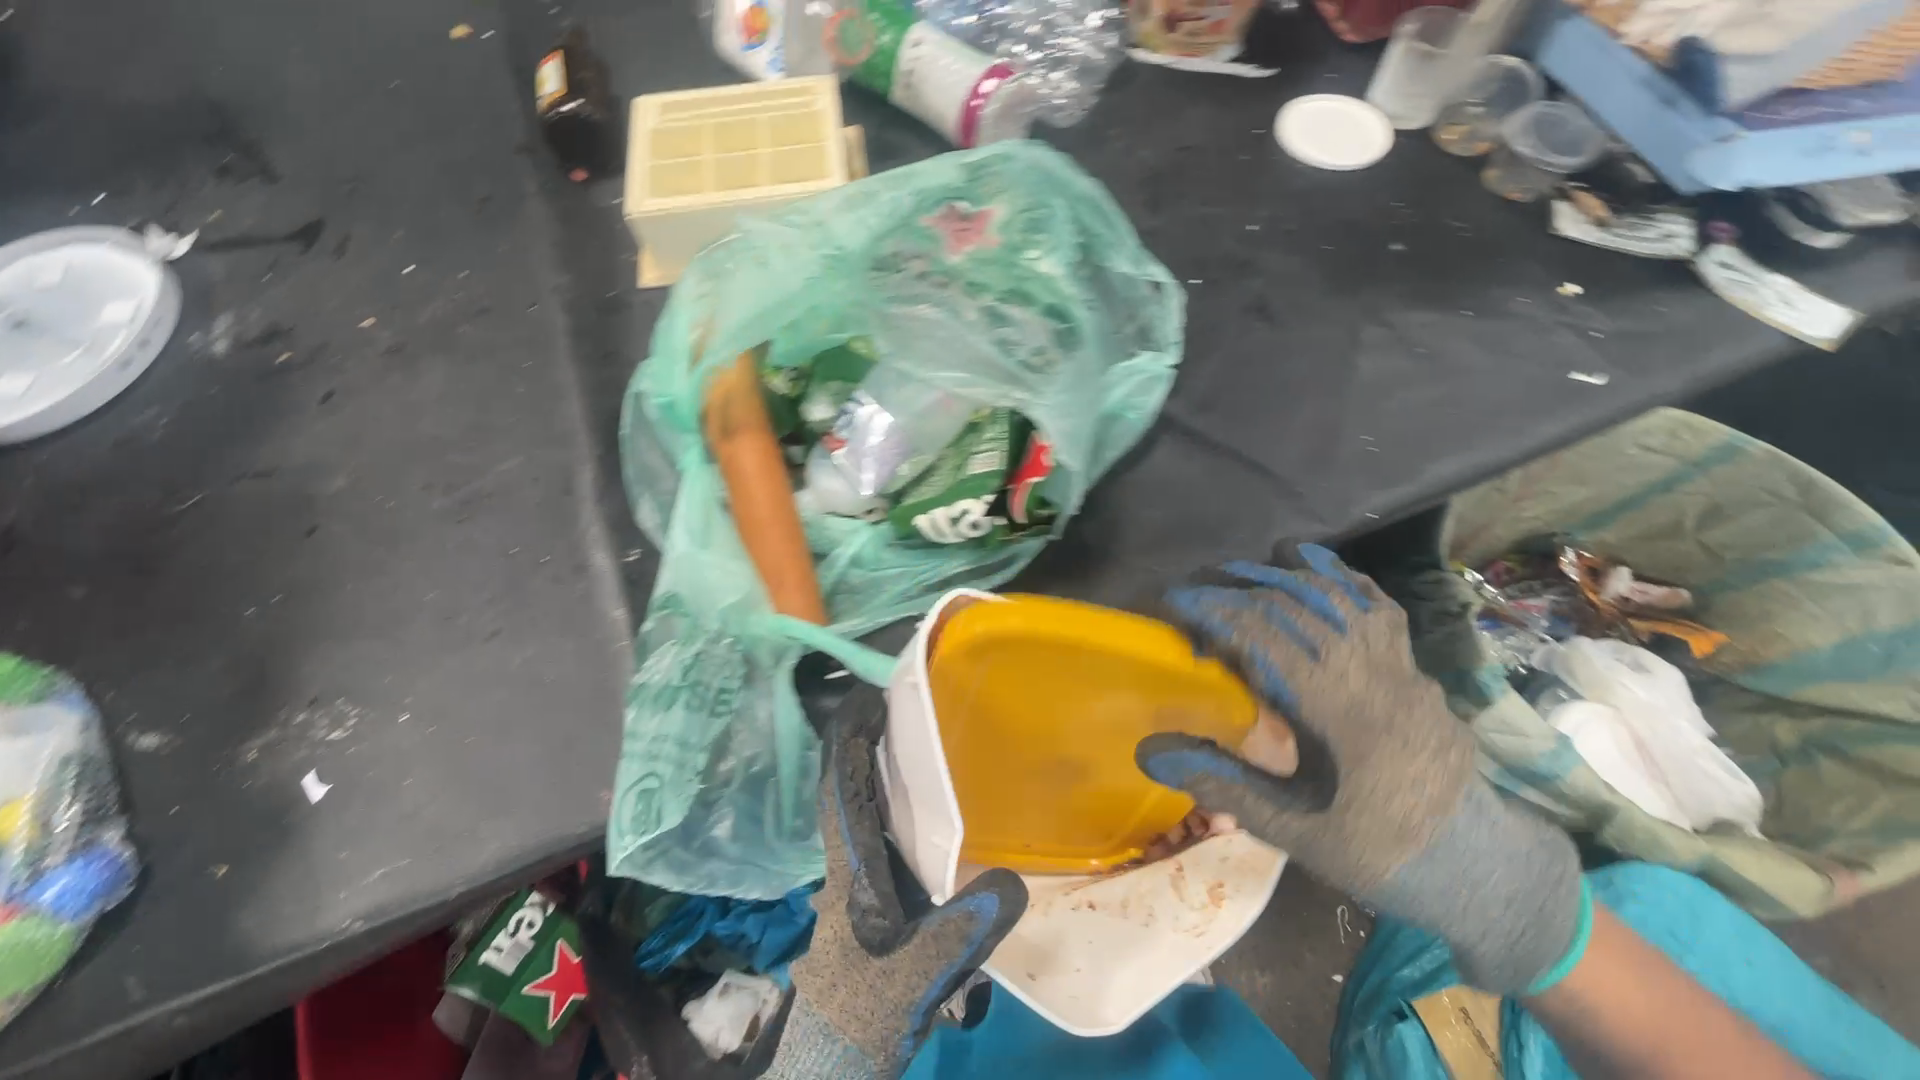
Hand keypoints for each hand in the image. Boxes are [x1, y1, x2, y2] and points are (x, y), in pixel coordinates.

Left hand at [776, 682, 1026, 1078]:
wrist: (838, 1059)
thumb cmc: (867, 1007)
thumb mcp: (922, 970)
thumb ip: (965, 928)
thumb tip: (1015, 883)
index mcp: (848, 870)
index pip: (839, 790)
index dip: (847, 742)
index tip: (865, 698)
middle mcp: (848, 867)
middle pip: (852, 792)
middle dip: (871, 748)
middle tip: (910, 709)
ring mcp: (858, 887)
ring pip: (867, 816)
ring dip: (885, 778)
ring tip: (926, 745)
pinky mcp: (873, 906)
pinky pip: (885, 843)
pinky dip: (902, 815)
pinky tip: (936, 818)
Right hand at [1137, 542, 1586, 995]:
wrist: (1478, 870)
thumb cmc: (1378, 855)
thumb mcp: (1292, 832)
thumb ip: (1222, 784)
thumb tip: (1149, 750)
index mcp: (1340, 714)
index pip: (1267, 638)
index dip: (1215, 613)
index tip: (1174, 601)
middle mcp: (1374, 678)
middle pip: (1301, 608)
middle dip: (1243, 588)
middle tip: (1197, 586)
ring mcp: (1405, 671)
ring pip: (1343, 600)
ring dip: (1290, 577)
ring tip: (1248, 566)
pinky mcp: (1420, 674)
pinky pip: (1381, 612)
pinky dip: (1347, 583)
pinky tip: (1321, 568)